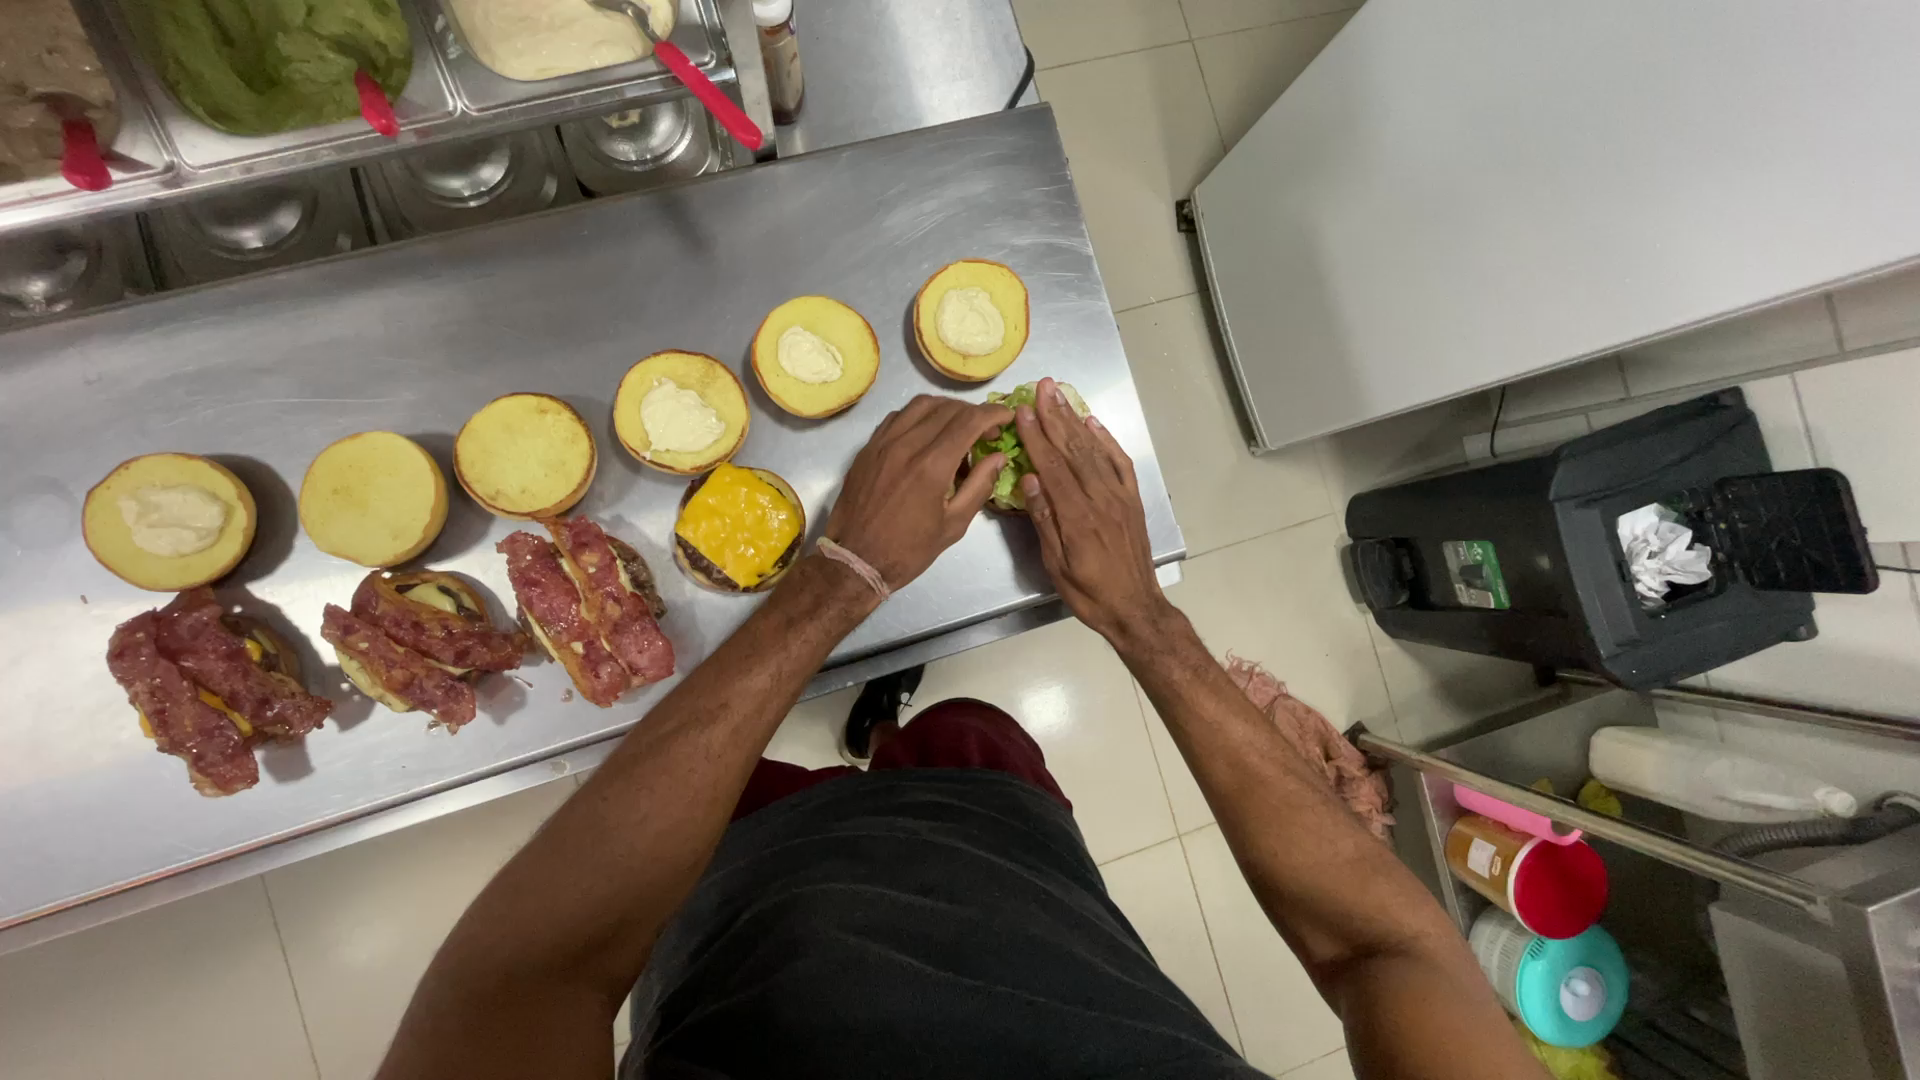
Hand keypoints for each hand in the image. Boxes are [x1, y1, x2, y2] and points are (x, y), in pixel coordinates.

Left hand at [823, 395, 1013, 590]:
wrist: (855, 559)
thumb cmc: (908, 550)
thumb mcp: (953, 525)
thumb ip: (979, 486)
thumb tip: (998, 457)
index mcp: (931, 466)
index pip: (969, 421)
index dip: (993, 414)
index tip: (1006, 418)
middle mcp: (906, 445)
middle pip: (947, 408)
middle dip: (974, 413)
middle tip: (986, 431)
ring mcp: (883, 443)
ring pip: (921, 405)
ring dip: (946, 409)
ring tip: (958, 427)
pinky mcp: (868, 447)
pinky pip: (898, 417)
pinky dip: (919, 416)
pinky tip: (926, 433)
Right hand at [1014, 378, 1171, 649]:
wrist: (1135, 607)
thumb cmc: (1089, 593)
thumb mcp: (1057, 565)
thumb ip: (1044, 520)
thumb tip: (1030, 480)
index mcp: (1078, 516)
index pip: (1052, 466)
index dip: (1036, 436)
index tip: (1023, 410)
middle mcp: (1101, 498)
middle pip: (1074, 449)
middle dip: (1056, 416)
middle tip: (1043, 387)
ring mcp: (1120, 497)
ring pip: (1095, 450)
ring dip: (1076, 420)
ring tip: (1061, 396)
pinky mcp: (1133, 500)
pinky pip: (1120, 463)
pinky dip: (1106, 440)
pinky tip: (1092, 423)